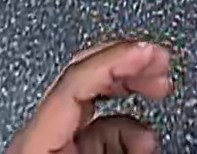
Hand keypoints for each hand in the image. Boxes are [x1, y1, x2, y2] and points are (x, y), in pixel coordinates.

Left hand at [6, 41, 174, 153]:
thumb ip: (118, 150)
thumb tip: (152, 140)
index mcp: (34, 144)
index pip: (78, 78)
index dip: (118, 58)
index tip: (152, 52)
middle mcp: (37, 141)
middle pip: (86, 78)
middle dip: (129, 67)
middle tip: (162, 64)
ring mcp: (47, 152)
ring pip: (94, 105)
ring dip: (132, 104)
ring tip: (157, 113)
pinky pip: (94, 133)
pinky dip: (124, 132)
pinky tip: (142, 144)